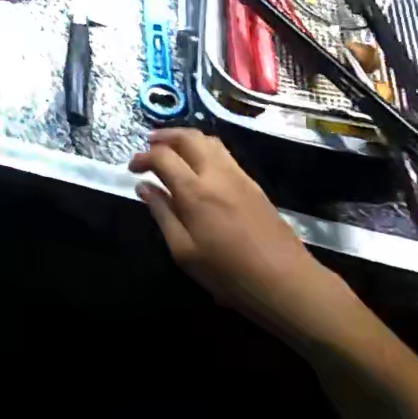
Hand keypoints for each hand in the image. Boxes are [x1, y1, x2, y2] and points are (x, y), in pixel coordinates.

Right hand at [129, 129, 364, 349]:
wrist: (286, 282)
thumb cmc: (227, 273)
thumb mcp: (183, 250)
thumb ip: (162, 214)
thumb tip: (144, 187)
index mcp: (195, 192)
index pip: (162, 157)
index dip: (143, 158)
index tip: (132, 169)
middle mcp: (217, 174)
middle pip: (188, 137)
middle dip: (164, 136)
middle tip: (148, 146)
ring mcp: (239, 176)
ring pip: (209, 141)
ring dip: (186, 139)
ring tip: (170, 150)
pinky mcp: (253, 184)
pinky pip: (223, 154)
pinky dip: (203, 149)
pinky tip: (196, 166)